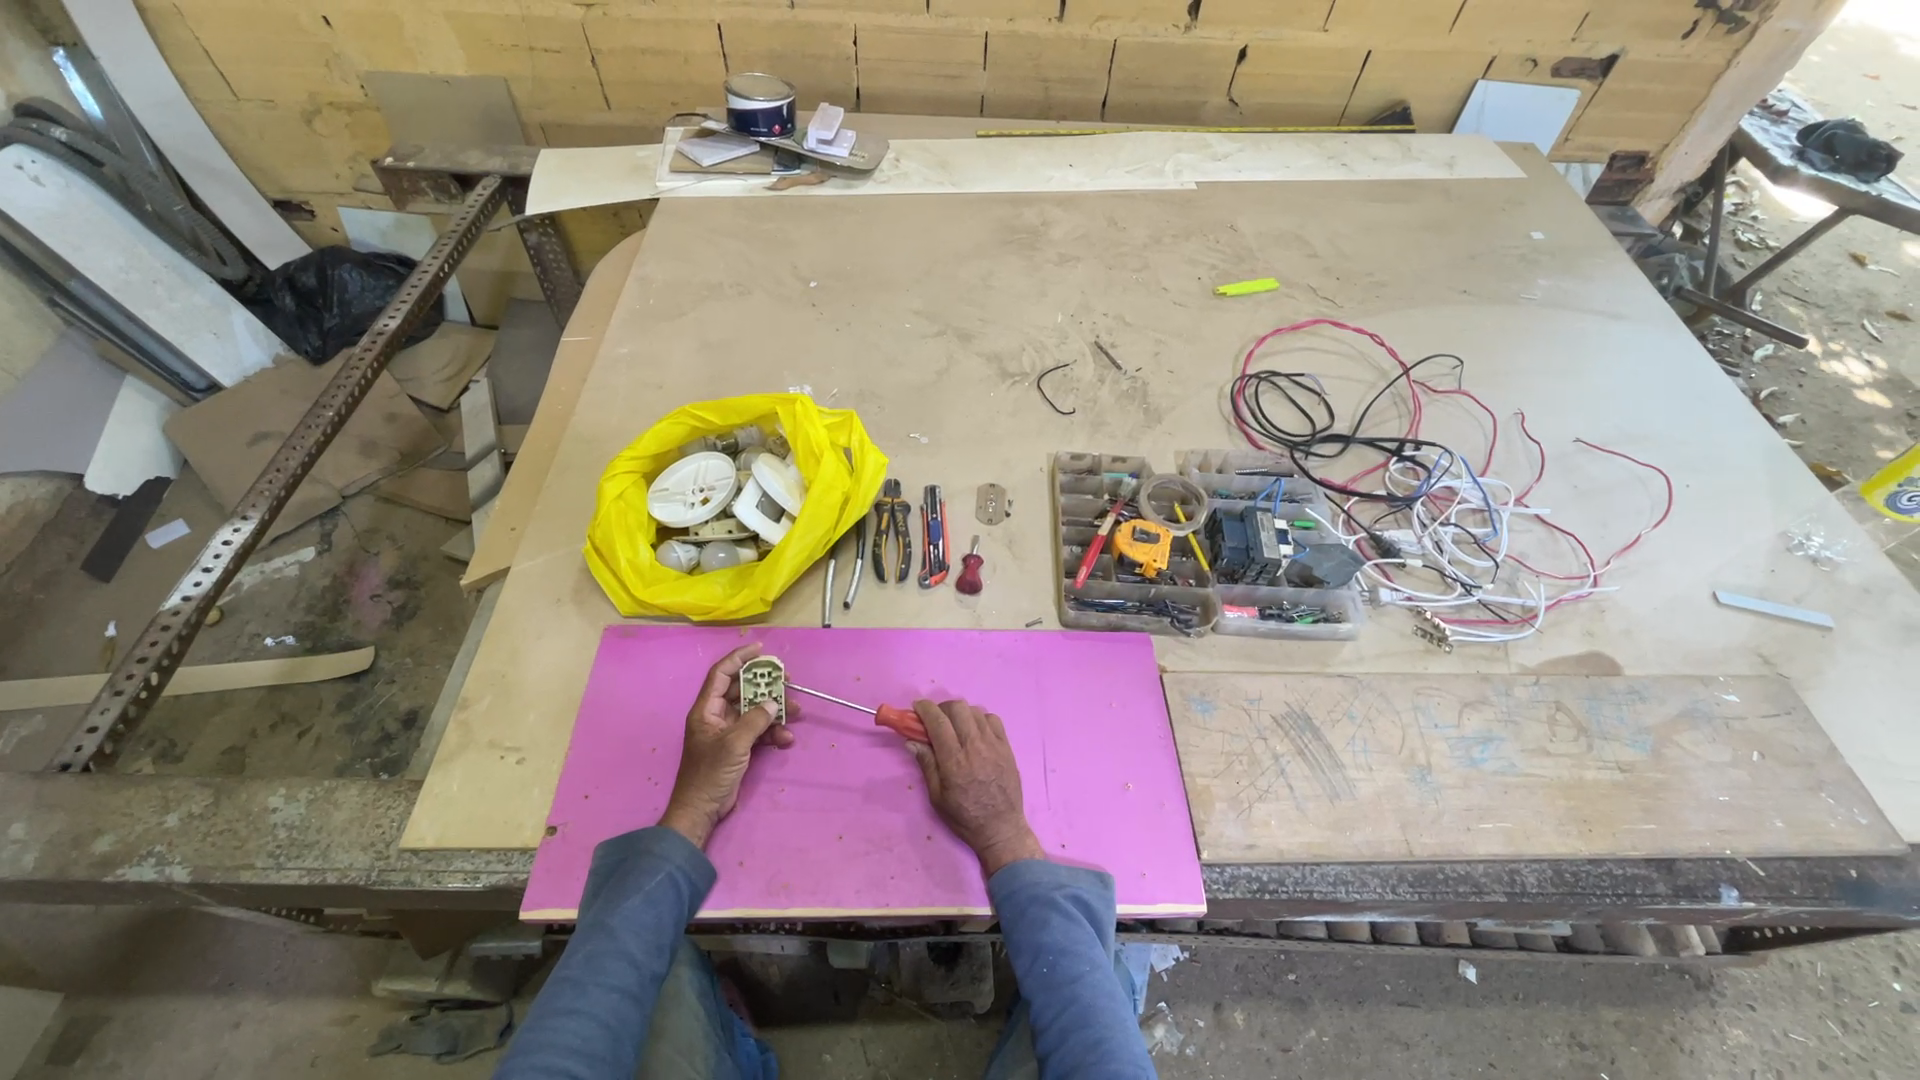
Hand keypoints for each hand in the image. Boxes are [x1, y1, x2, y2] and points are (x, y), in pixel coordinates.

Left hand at [659, 644, 795, 847]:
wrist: (702, 809)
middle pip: (743, 691)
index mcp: (707, 709)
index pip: (722, 674)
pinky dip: (773, 732)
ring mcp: (728, 732)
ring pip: (755, 711)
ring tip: (796, 712)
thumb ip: (754, 720)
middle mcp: (717, 716)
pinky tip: (786, 738)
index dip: (740, 658)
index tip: (761, 650)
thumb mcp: (733, 744)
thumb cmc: (710, 774)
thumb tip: (772, 703)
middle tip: (788, 681)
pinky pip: (759, 731)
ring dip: (775, 711)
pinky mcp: (739, 747)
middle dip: (766, 687)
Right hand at [906, 699, 1043, 876]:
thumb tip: (911, 740)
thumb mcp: (937, 796)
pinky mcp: (1007, 747)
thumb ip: (926, 764)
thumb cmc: (964, 817)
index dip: (924, 708)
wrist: (1000, 828)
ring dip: (960, 713)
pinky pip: (993, 719)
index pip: (937, 721)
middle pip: (957, 708)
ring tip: (955, 727)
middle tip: (935, 720)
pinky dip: (980, 719)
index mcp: (954, 760)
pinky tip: (975, 732)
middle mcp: (975, 746)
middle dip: (941, 708)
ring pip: (975, 710)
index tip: (917, 707)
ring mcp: (994, 744)